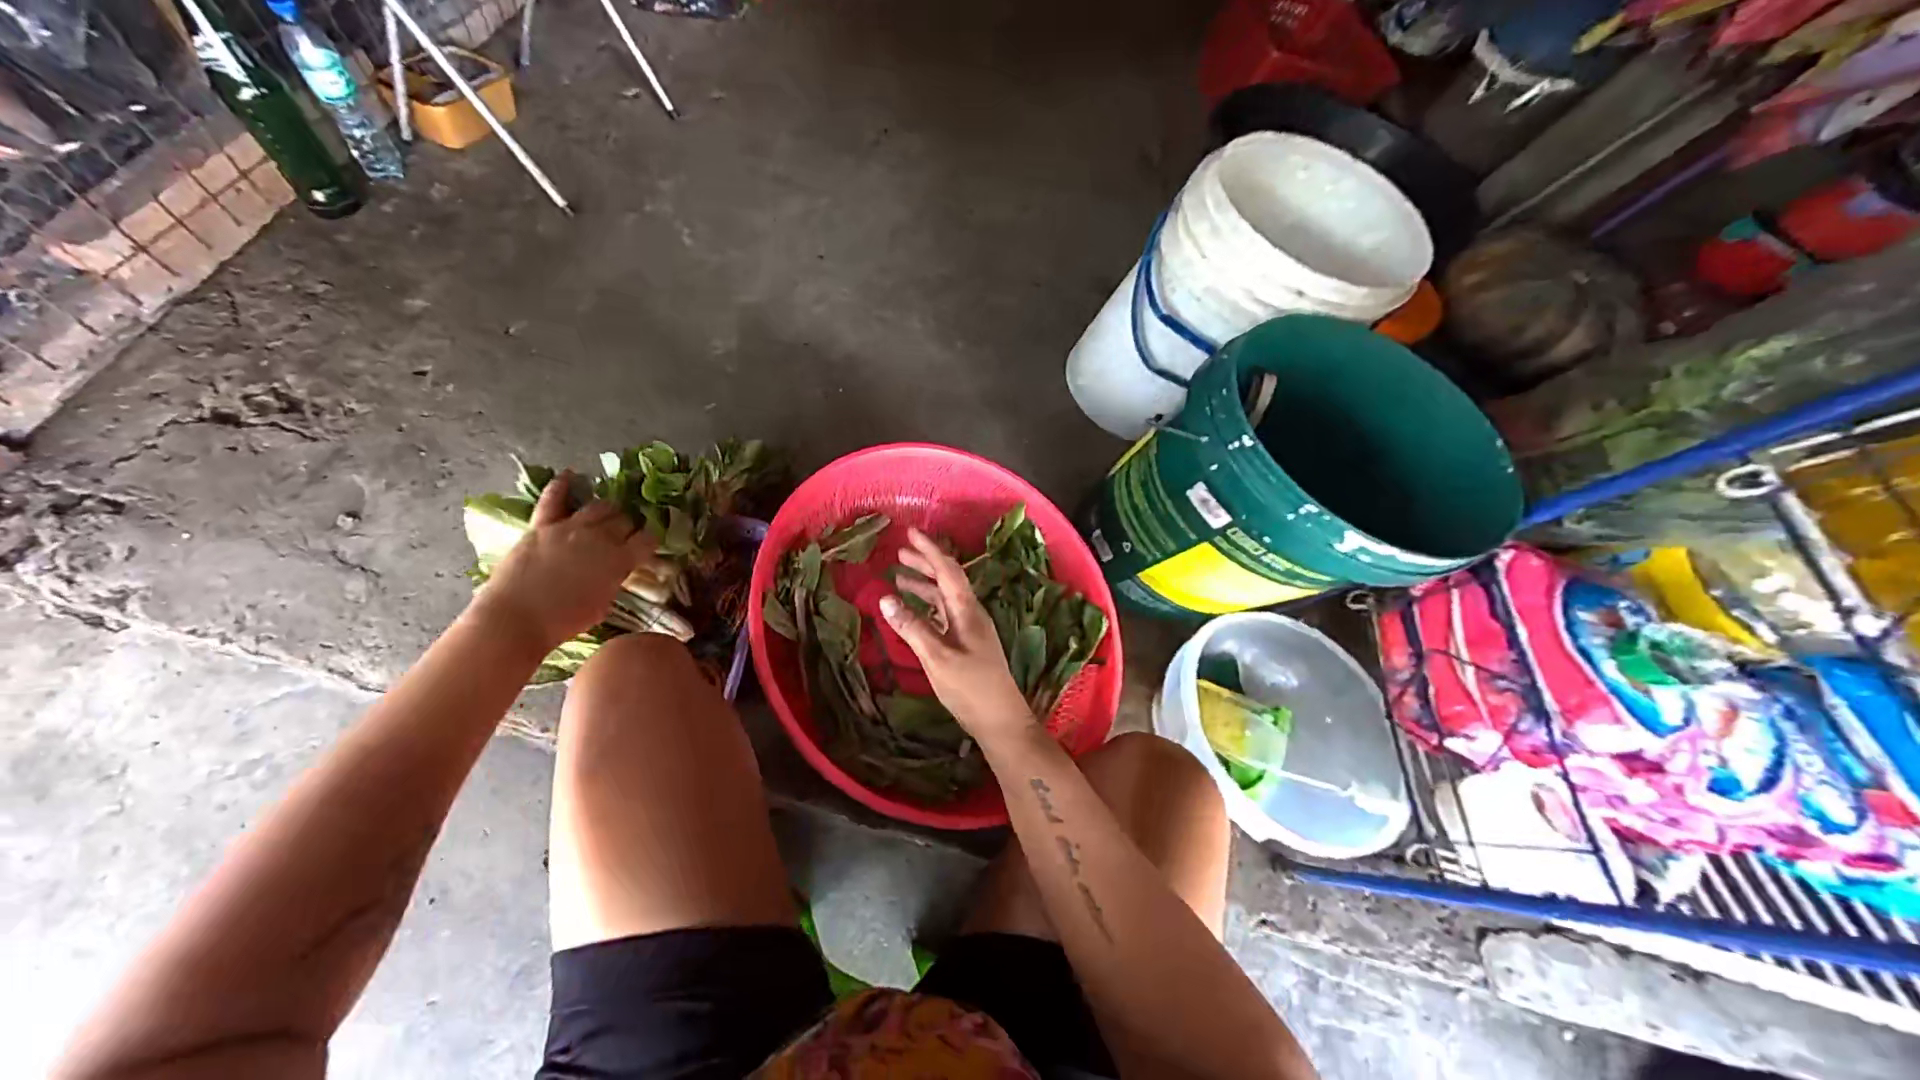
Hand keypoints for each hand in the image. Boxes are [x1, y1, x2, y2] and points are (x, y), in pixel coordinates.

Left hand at [473, 470, 659, 647]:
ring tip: (609, 512)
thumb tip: (615, 570)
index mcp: (619, 560)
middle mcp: (599, 538)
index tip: (649, 543)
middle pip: (624, 520)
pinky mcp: (542, 525)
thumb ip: (613, 580)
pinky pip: (553, 498)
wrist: (517, 618)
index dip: (650, 540)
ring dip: (607, 509)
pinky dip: (562, 485)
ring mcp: (570, 528)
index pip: (647, 540)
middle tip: (627, 532)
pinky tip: (570, 475)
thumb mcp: (603, 604)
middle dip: (629, 525)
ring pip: (599, 506)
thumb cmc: (564, 621)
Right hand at [879, 527, 1037, 743]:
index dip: (929, 550)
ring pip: (945, 597)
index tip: (910, 533)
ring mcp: (971, 629)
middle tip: (900, 552)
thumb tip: (886, 598)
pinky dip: (927, 606)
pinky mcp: (967, 644)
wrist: (1001, 720)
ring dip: (924, 585)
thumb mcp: (937, 658)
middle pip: (948, 579)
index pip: (947, 571)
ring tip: (899, 577)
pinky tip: (914, 610)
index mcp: (967, 611)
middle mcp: (971, 614)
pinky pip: (944, 615)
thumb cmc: (970, 689)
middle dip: (925, 563)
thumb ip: (912, 628)